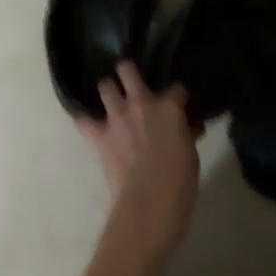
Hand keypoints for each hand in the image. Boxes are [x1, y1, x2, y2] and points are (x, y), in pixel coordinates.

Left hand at [76, 62, 201, 270]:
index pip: (176, 89)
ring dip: (108, 92)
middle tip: (133, 83)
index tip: (180, 104)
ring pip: (105, 87)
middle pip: (128, 71)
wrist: (148, 205)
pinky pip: (84, 122)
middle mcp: (140, 104)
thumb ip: (186, 135)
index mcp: (169, 108)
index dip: (179, 96)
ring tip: (112, 100)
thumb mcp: (192, 156)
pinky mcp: (100, 137)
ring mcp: (117, 118)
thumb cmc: (179, 184)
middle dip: (129, 72)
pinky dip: (86, 123)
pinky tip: (90, 126)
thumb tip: (188, 129)